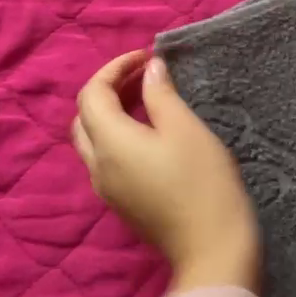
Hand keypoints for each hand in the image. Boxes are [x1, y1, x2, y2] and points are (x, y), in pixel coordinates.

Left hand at [73, 51, 260, 294]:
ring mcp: (107, 187)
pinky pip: (106, 157)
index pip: (91, 95)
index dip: (115, 67)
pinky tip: (151, 127)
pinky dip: (119, 131)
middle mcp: (98, 165)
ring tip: (149, 93)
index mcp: (110, 143)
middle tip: (144, 72)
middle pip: (84, 118)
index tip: (147, 55)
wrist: (211, 241)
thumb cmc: (201, 177)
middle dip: (109, 88)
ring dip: (112, 110)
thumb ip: (161, 94)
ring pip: (92, 139)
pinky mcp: (121, 200)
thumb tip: (150, 67)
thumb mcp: (184, 126)